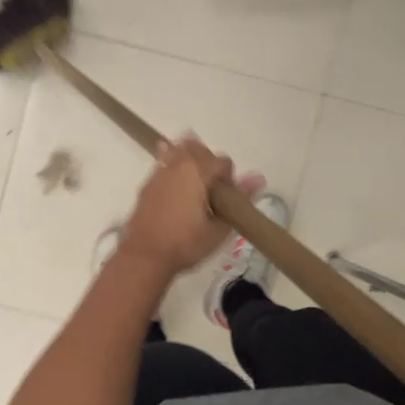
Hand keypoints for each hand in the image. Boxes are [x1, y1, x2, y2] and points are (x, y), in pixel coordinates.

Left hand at [118, 136, 263, 276]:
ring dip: (189, 162)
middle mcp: (178, 166)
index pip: (223, 161)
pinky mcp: (146, 185)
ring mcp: (159, 173)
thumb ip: (240, 199)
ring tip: (195, 185)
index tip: (226, 198)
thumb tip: (259, 177)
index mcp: (198, 172)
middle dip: (209, 163)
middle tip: (212, 189)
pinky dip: (171, 169)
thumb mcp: (219, 228)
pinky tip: (175, 185)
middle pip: (198, 149)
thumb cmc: (185, 244)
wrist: (144, 255)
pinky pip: (162, 165)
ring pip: (177, 152)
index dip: (229, 178)